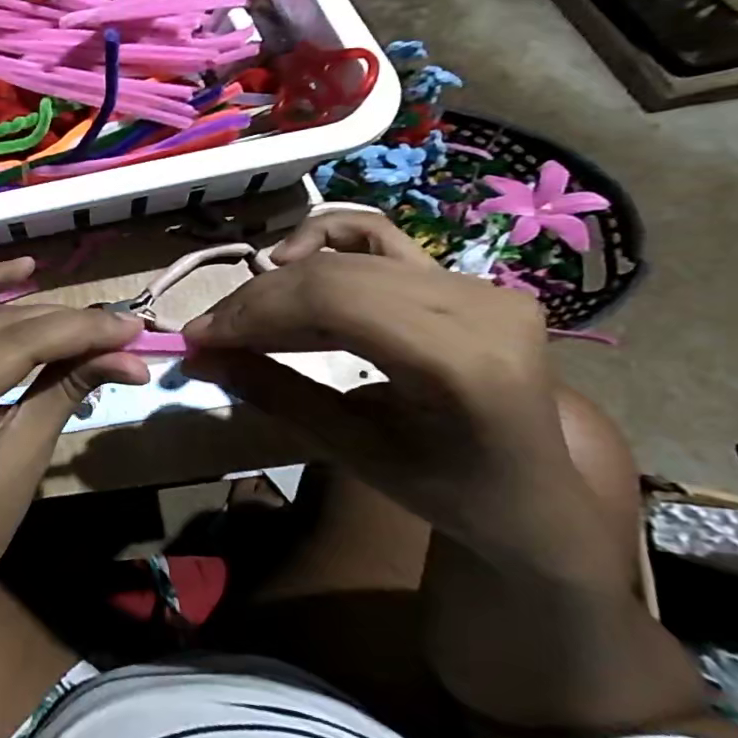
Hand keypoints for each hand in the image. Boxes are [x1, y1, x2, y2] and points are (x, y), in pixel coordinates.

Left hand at [0, 257, 146, 612]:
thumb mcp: (28, 452)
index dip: (77, 331)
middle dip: (66, 325)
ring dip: (40, 316)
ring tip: (93, 321)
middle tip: (121, 328)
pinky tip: (23, 269)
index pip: (13, 346)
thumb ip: (71, 387)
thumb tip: (130, 352)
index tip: (130, 326)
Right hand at [181, 212, 581, 556]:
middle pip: (338, 274)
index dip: (256, 311)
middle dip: (260, 299)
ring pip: (353, 254)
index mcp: (460, 362)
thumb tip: (203, 357)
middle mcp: (478, 305)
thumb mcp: (356, 453)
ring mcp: (479, 284)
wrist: (535, 497)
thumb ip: (278, 393)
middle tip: (211, 332)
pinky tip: (294, 259)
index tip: (202, 336)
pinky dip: (331, 242)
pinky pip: (385, 240)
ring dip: (286, 279)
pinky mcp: (469, 278)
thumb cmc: (450, 493)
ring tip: (246, 312)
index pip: (334, 302)